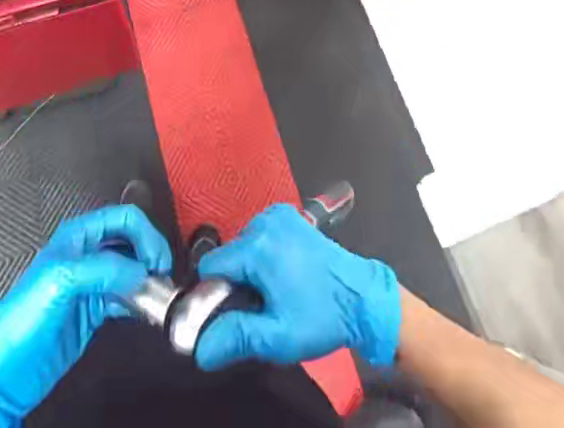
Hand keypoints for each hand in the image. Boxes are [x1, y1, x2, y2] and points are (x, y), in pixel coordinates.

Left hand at [0, 205, 172, 427]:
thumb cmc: (15, 325)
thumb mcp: (61, 281)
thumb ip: (105, 268)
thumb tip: (140, 272)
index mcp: (77, 237)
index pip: (125, 219)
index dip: (146, 234)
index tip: (155, 258)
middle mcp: (86, 255)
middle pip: (134, 241)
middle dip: (151, 254)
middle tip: (160, 274)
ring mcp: (91, 283)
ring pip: (134, 268)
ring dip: (148, 279)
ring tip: (155, 294)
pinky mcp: (94, 309)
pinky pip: (127, 295)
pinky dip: (140, 300)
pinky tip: (143, 309)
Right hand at [193, 203, 401, 370]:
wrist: (362, 297)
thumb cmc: (322, 315)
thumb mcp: (277, 336)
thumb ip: (236, 337)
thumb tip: (201, 347)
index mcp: (259, 246)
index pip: (210, 266)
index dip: (215, 293)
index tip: (234, 311)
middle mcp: (268, 222)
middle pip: (228, 255)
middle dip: (236, 281)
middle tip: (261, 304)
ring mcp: (281, 216)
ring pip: (243, 247)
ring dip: (250, 269)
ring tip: (275, 291)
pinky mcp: (292, 217)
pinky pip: (260, 237)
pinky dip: (264, 255)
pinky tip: (282, 274)